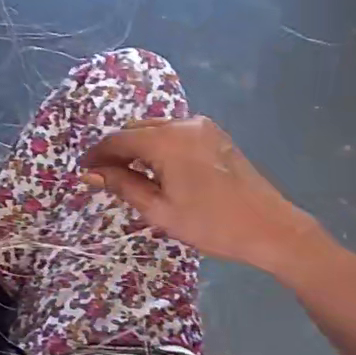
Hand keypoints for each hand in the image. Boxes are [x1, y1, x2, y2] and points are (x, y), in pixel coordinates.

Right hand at [78, 116, 328, 273]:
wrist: (272, 229)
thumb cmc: (210, 224)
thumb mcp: (158, 209)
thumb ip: (122, 185)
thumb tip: (89, 174)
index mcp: (167, 140)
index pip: (118, 140)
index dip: (96, 155)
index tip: (83, 172)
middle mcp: (184, 124)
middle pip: (135, 130)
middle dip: (115, 150)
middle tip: (102, 176)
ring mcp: (203, 128)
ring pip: (154, 129)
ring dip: (136, 148)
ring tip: (126, 175)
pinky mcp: (215, 136)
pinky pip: (173, 133)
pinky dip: (156, 146)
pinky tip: (154, 170)